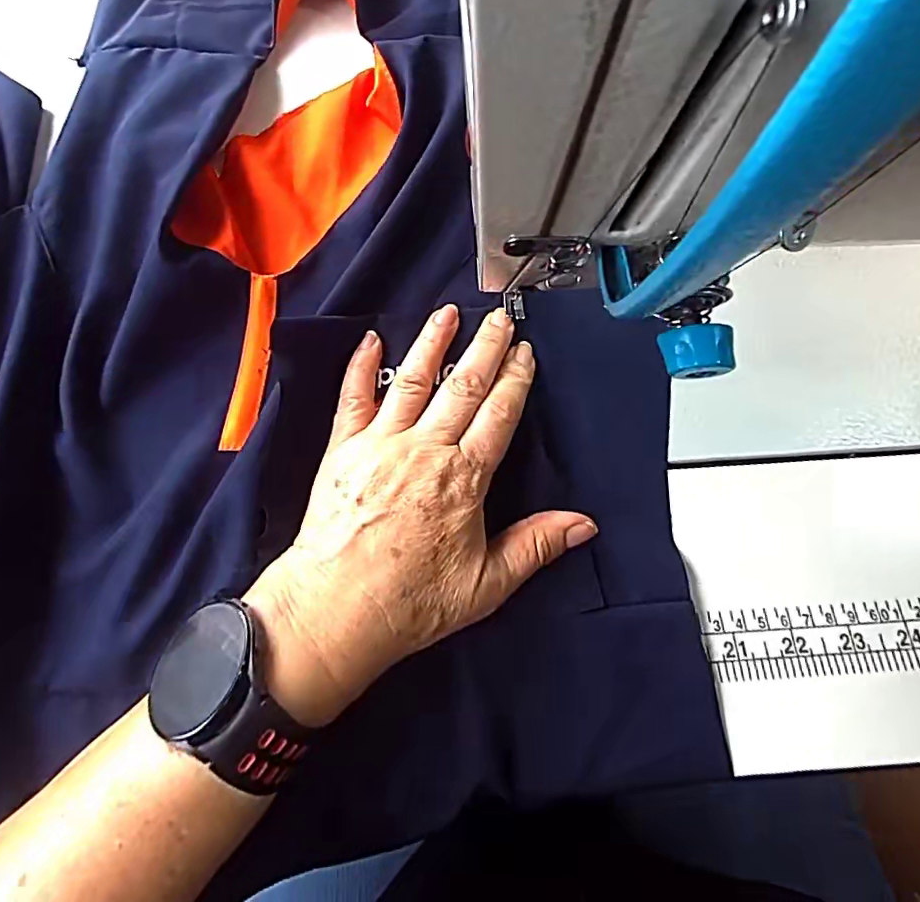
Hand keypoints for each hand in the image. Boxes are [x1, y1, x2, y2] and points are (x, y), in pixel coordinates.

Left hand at [243, 304, 597, 725]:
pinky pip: (354, 396)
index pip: (498, 415)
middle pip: (462, 386)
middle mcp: (424, 451)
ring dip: (432, 343)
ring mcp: (381, 444)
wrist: (339, 605)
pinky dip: (362, 365)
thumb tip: (580, 526)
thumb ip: (534, 546)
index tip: (523, 355)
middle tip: (499, 321)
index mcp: (463, 478)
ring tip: (447, 314)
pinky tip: (371, 340)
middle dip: (485, 349)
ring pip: (412, 379)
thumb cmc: (407, 600)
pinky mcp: (344, 448)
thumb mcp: (485, 584)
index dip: (515, 380)